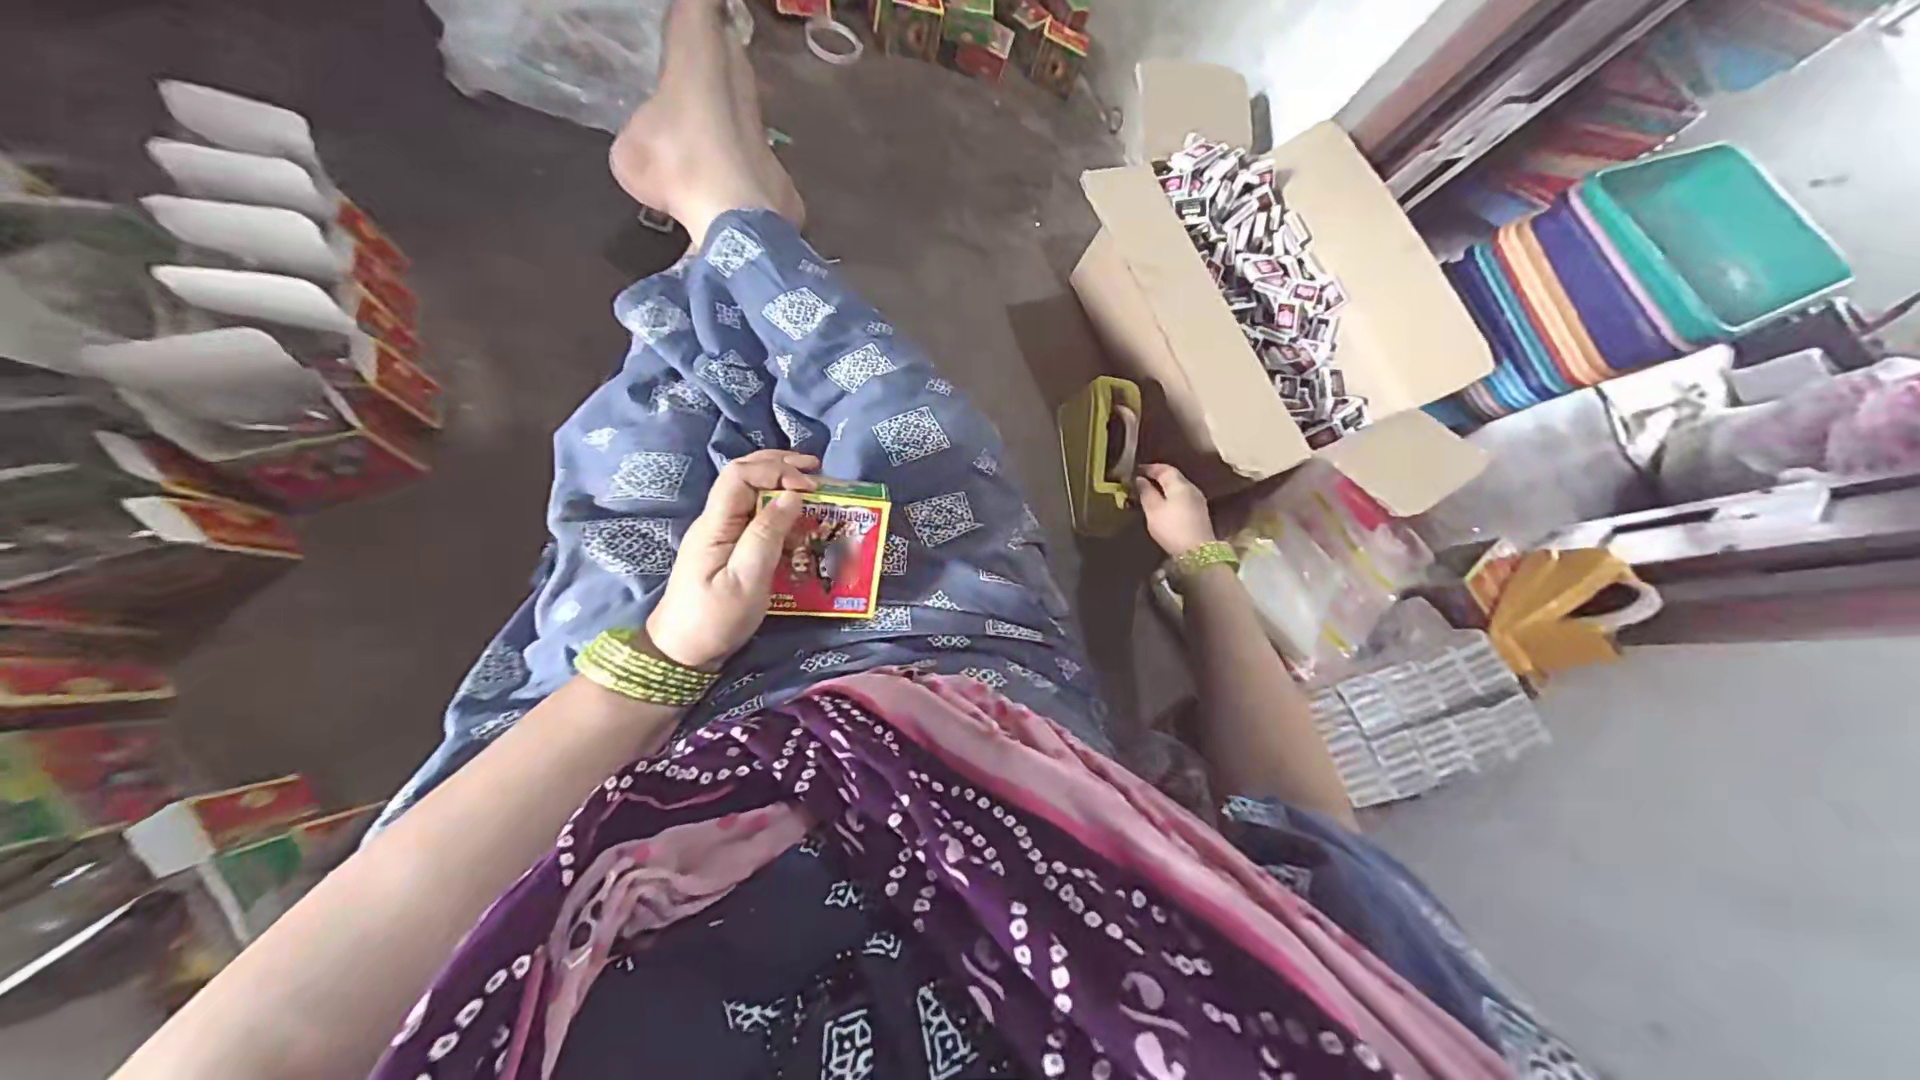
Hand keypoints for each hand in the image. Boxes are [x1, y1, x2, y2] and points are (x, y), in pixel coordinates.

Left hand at [646, 450, 818, 670]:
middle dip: (781, 466)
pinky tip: (799, 515)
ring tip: (814, 486)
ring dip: (781, 482)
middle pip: (744, 474)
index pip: (740, 474)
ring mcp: (721, 533)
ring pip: (750, 492)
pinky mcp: (729, 547)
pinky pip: (755, 515)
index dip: (777, 471)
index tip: (809, 488)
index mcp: (715, 524)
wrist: (682, 651)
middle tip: (818, 470)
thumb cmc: (714, 619)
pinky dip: (779, 507)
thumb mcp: (746, 580)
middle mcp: (716, 521)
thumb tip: (792, 496)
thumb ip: (767, 535)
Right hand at [1135, 463, 1216, 556]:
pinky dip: (1170, 497)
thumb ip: (1146, 492)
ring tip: (1148, 493)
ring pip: (1177, 488)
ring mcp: (1197, 501)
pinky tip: (1162, 505)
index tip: (1135, 470)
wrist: (1197, 551)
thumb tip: (1140, 479)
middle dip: (1156, 477)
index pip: (1164, 468)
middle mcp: (1191, 488)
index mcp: (1180, 484)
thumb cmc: (1172, 528)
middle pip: (1173, 477)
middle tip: (1140, 481)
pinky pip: (1182, 498)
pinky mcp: (1199, 513)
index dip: (1149, 468)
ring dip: (1163, 488)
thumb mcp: (1153, 510)